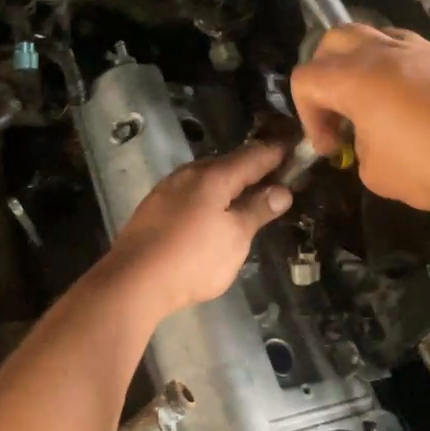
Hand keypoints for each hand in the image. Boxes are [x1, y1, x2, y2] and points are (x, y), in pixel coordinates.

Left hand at [106, 141, 293, 318]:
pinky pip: (190, 193)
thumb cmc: (193, 259)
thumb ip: (257, 210)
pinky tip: (212, 212)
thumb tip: (281, 190)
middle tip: (277, 175)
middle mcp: (188, 174)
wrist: (133, 282)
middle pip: (227, 164)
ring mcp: (166, 190)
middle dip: (252, 168)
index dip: (277, 153)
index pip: (254, 156)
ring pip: (206, 178)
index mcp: (213, 175)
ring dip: (229, 183)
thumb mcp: (235, 237)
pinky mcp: (153, 209)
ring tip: (248, 195)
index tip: (296, 148)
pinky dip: (208, 197)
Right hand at [291, 24, 429, 210]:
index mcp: (354, 77)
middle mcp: (383, 52)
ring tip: (378, 110)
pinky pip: (409, 53)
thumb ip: (363, 157)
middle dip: (326, 75)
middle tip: (341, 113)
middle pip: (334, 41)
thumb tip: (372, 145)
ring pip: (375, 40)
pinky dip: (399, 75)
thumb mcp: (381, 177)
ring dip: (363, 70)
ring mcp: (421, 48)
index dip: (307, 116)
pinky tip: (416, 110)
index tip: (332, 149)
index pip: (305, 79)